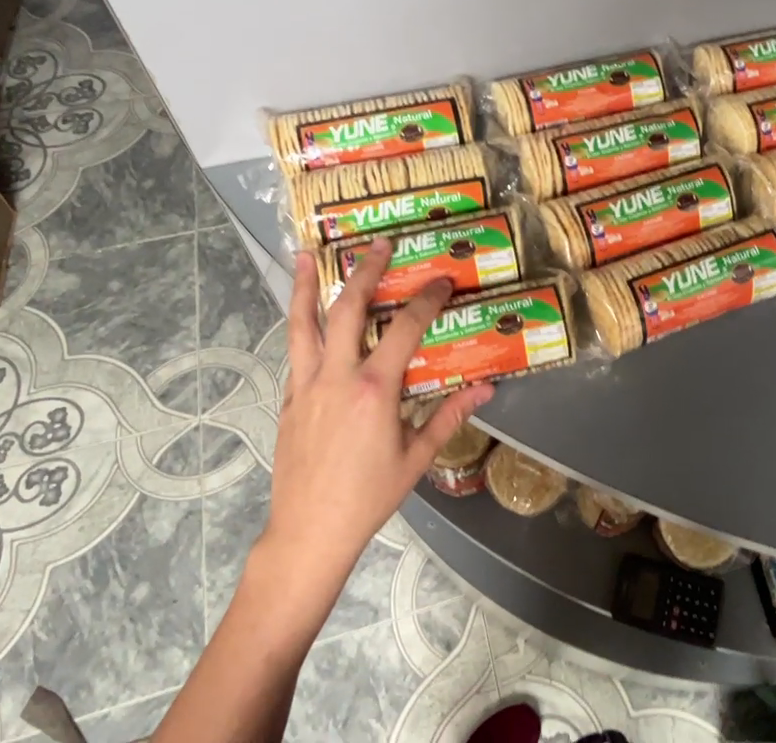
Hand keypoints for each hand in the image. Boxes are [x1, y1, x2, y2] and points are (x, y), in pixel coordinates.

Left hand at [262, 242, 494, 588]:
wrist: (309, 531)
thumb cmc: (370, 496)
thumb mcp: (417, 457)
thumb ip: (450, 416)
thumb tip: (486, 388)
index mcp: (374, 389)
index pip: (404, 328)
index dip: (427, 300)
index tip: (442, 281)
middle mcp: (337, 376)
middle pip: (348, 309)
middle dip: (365, 271)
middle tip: (380, 245)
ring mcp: (306, 384)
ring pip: (304, 323)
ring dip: (304, 285)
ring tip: (304, 253)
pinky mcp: (289, 398)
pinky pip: (294, 349)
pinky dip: (298, 322)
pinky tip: (301, 312)